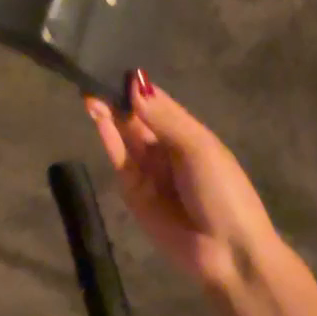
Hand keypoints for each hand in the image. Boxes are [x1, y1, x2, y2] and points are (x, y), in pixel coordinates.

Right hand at [86, 71, 281, 289]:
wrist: (228, 253)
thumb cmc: (223, 192)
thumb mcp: (199, 148)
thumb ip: (164, 117)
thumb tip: (135, 84)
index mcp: (188, 136)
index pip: (156, 103)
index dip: (137, 85)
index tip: (114, 62)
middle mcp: (165, 149)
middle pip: (135, 117)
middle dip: (117, 96)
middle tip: (93, 72)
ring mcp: (147, 170)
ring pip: (123, 134)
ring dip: (107, 112)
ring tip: (89, 89)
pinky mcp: (130, 190)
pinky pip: (117, 157)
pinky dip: (106, 135)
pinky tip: (96, 113)